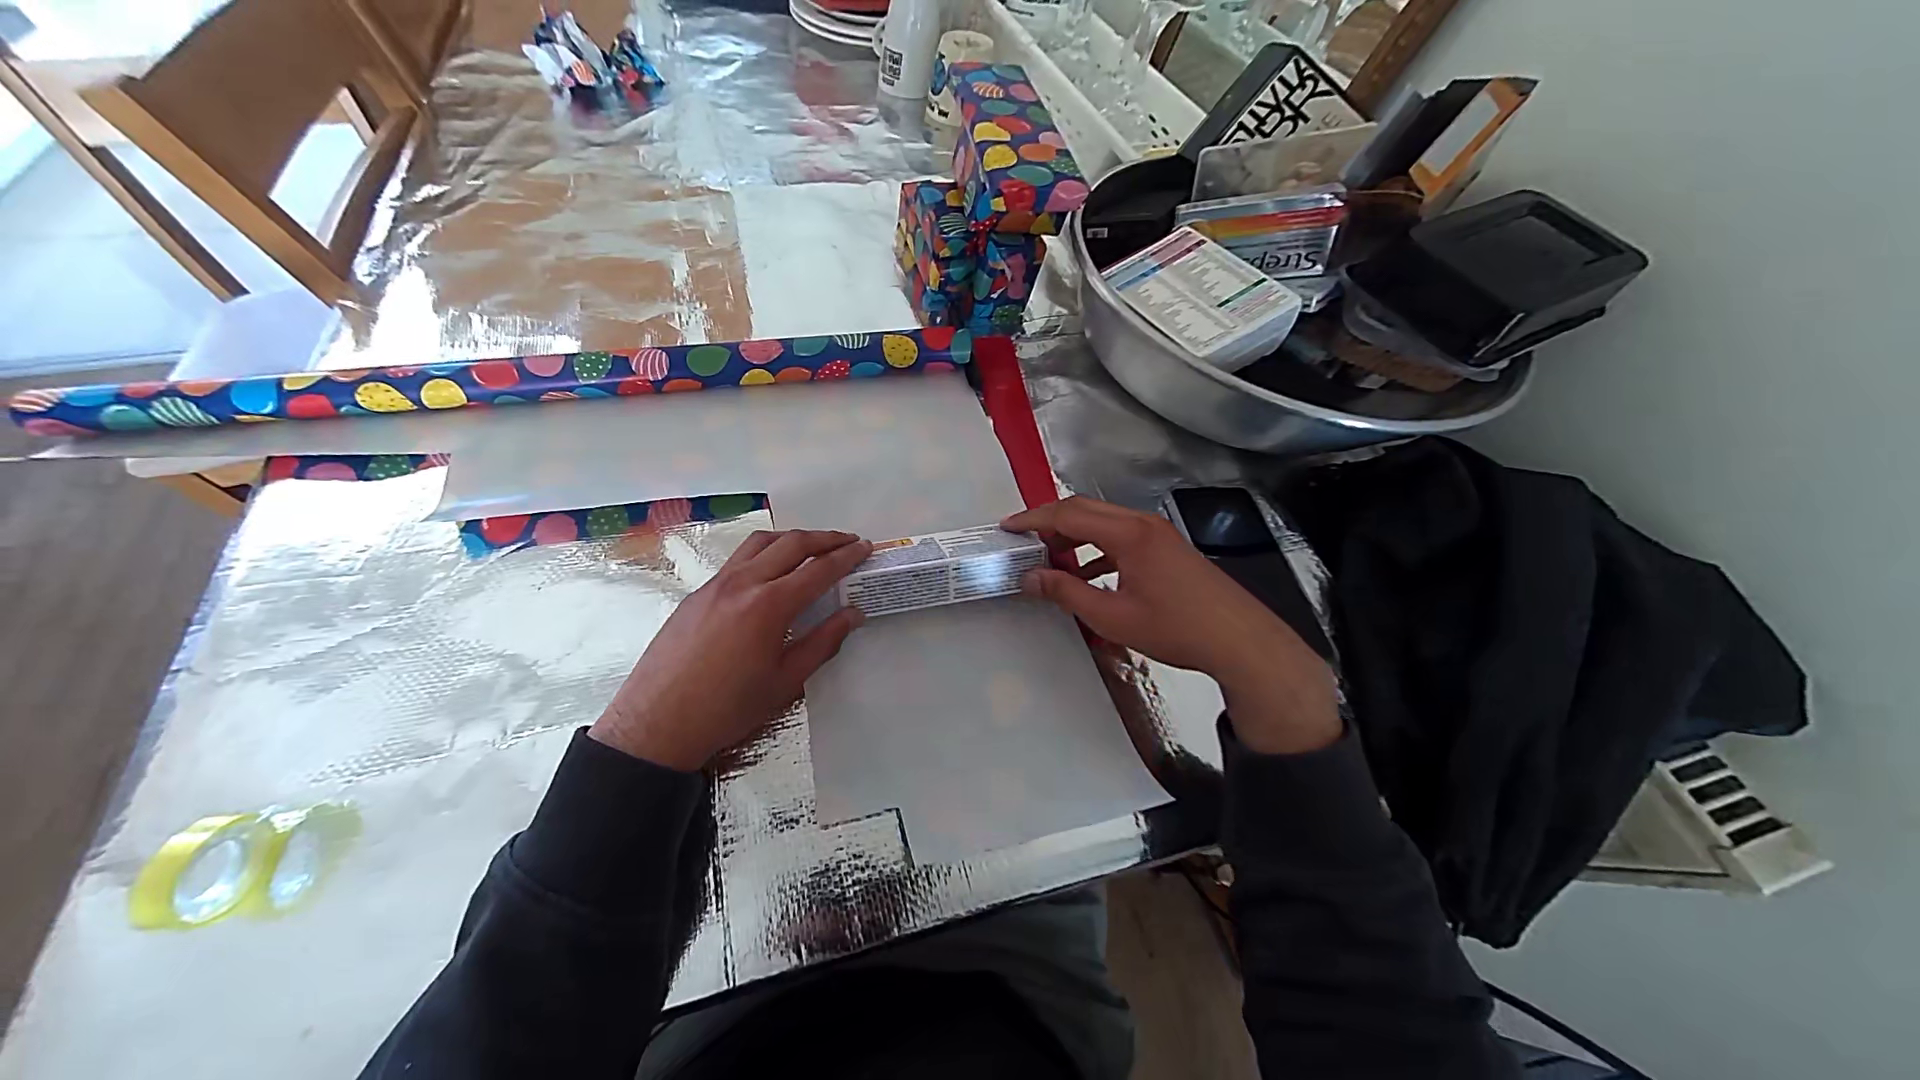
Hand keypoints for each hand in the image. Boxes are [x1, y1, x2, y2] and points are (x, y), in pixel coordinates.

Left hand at [590, 530, 871, 770]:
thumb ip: (823, 641)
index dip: (846, 556)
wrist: (657, 723)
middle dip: (825, 538)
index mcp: (769, 606)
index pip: (818, 569)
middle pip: (791, 544)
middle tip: (848, 541)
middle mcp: (742, 584)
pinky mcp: (698, 593)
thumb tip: (853, 614)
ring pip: (760, 543)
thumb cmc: (728, 709)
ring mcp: (716, 584)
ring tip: (813, 546)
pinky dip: (764, 552)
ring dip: (792, 538)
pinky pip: (738, 559)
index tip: (864, 549)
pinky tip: (771, 570)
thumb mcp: (786, 680)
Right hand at [1002, 497, 1338, 754]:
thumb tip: (1031, 578)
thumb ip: (1066, 592)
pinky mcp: (1167, 548)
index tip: (1008, 527)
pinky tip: (1087, 575)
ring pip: (1104, 523)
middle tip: (1025, 545)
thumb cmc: (1177, 628)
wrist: (1240, 641)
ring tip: (1051, 563)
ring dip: (1075, 537)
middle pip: (1085, 510)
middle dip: (1051, 524)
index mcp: (1129, 534)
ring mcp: (1159, 534)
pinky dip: (1097, 549)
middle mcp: (1143, 524)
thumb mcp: (1112, 616)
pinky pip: (1122, 537)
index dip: (1033, 519)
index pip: (1069, 514)